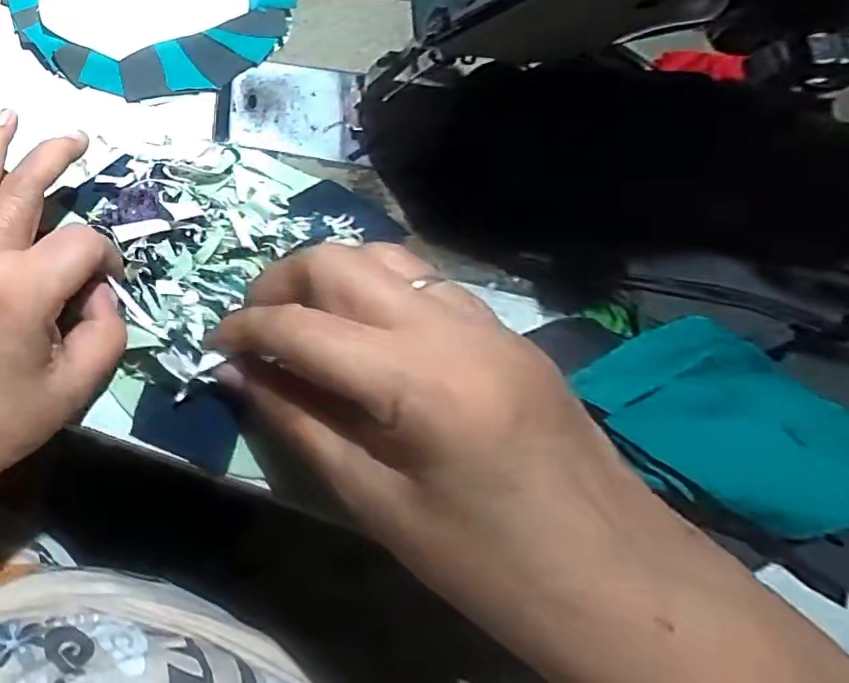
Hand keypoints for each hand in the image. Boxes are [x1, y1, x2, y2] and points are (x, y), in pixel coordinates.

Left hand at [0, 110, 124, 504]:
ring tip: (10, 114)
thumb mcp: (70, 392)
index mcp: (24, 287)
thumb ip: (104, 335)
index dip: (107, 258)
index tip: (108, 286)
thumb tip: (99, 292)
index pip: (83, 244)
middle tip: (78, 139)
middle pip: (25, 187)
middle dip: (54, 156)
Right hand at [209, 243, 654, 584]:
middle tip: (255, 329)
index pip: (299, 326)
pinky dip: (371, 287)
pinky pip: (418, 278)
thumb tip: (236, 372)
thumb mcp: (374, 501)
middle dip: (276, 285)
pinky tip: (361, 331)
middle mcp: (450, 329)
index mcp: (419, 382)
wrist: (632, 592)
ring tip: (301, 321)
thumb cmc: (490, 564)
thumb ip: (295, 422)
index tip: (215, 346)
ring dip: (323, 277)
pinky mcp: (502, 329)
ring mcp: (484, 321)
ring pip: (375, 255)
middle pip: (333, 262)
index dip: (243, 330)